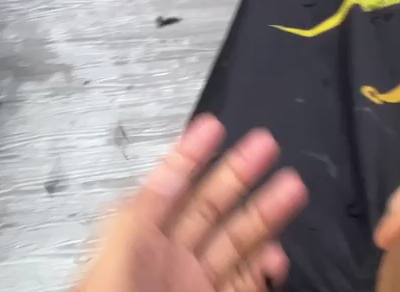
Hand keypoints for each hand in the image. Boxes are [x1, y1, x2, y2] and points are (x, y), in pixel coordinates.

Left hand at [78, 115, 309, 291]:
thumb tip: (155, 178)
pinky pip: (246, 283)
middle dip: (236, 174)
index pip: (162, 193)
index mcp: (132, 250)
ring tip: (294, 186)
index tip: (213, 125)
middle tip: (267, 143)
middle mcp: (166, 267)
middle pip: (207, 210)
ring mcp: (195, 291)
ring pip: (235, 244)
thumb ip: (130, 224)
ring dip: (264, 214)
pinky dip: (264, 268)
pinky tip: (275, 258)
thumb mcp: (105, 278)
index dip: (185, 158)